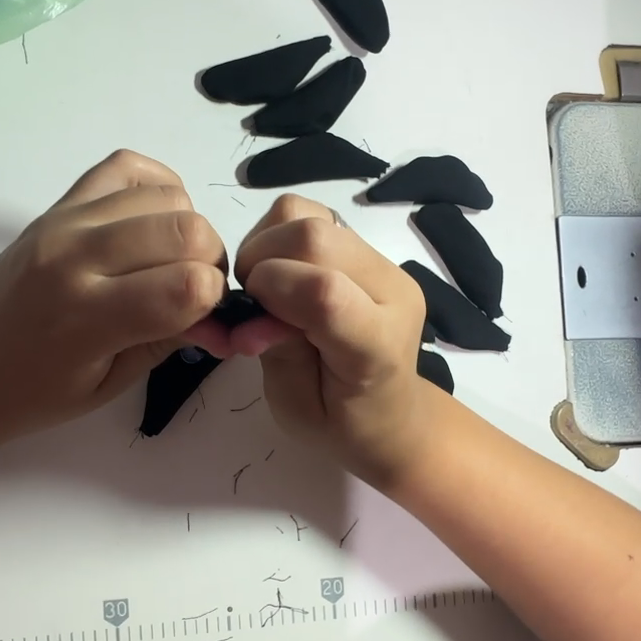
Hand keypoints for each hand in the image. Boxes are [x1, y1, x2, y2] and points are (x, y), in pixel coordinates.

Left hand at [0, 151, 226, 445]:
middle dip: (210, 263)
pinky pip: (125, 166)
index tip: (202, 320)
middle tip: (193, 293)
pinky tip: (152, 222)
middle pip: (187, 229)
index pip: (189, 285)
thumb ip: (171, 341)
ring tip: (168, 263)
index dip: (213, 302)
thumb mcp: (111, 384)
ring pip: (166, 195)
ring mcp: (65, 221)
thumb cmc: (37, 394)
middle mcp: (76, 255)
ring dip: (186, 229)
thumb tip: (227, 322)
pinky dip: (157, 187)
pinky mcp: (57, 205)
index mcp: (88, 316)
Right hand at [222, 195, 433, 486]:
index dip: (271, 290)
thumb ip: (276, 354)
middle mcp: (391, 294)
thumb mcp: (296, 409)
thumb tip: (248, 314)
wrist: (391, 415)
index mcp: (375, 348)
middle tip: (251, 302)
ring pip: (311, 217)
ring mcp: (385, 265)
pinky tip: (282, 273)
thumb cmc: (340, 424)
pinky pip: (315, 216)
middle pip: (316, 238)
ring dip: (269, 244)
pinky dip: (281, 236)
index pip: (325, 293)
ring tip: (266, 287)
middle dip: (262, 261)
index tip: (249, 318)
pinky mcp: (371, 251)